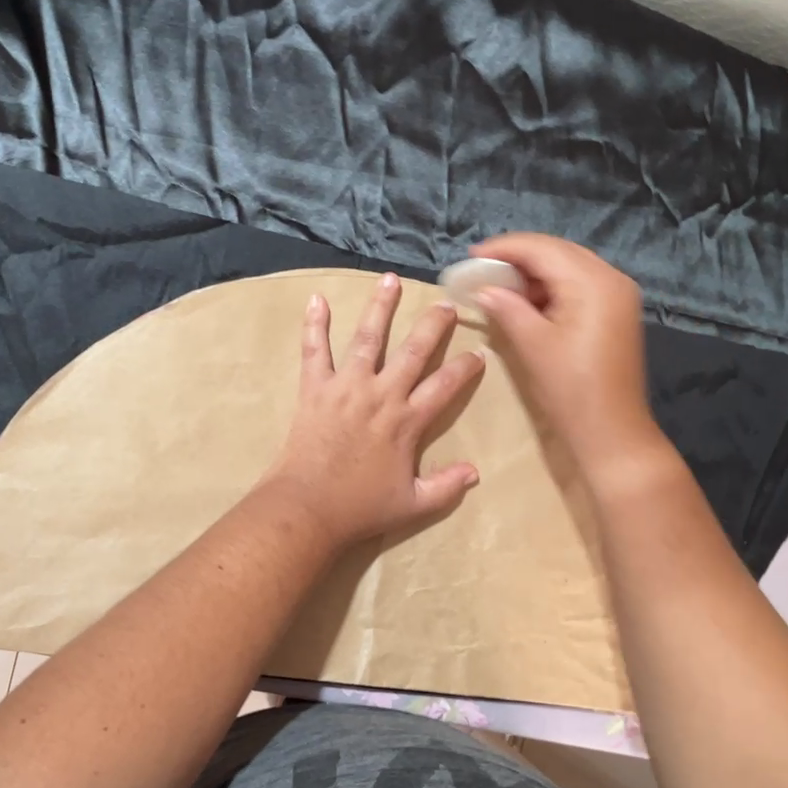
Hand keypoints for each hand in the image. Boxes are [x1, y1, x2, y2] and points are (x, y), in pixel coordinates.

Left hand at [260, 273, 484, 546]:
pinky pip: (314, 351)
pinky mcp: (315, 389)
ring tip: (390, 279)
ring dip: (381, 307)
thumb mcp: (414, 505)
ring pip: (367, 338)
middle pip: (414, 350)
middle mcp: (382, 395)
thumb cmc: (361, 508)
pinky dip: (315, 325)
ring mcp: (347, 387)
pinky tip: (317, 299)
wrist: (308, 507)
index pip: (445, 386)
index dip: (465, 367)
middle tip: (445, 304)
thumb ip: (447, 487)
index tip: (479, 353)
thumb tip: (475, 472)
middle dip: (433, 324)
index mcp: (408, 421)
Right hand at [467, 233, 663, 472]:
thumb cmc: (570, 390)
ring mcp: (618, 295)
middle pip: (558, 252)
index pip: (542, 249)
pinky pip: (580, 286)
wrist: (612, 432)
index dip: (504, 248)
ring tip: (499, 286)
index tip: (471, 256)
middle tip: (482, 270)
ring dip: (534, 274)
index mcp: (592, 282)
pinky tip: (527, 302)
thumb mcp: (533, 345)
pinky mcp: (617, 313)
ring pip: (569, 268)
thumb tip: (484, 289)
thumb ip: (507, 308)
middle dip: (519, 258)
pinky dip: (552, 289)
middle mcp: (611, 278)